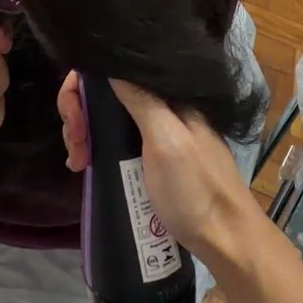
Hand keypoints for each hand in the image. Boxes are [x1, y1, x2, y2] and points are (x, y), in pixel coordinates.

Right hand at [57, 72, 258, 264]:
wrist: (226, 243)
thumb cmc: (196, 189)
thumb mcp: (167, 142)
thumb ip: (141, 99)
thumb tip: (111, 60)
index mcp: (165, 93)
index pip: (114, 69)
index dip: (84, 86)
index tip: (75, 117)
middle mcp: (157, 105)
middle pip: (104, 92)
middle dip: (79, 113)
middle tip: (75, 146)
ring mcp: (151, 131)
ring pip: (104, 116)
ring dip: (82, 133)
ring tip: (79, 162)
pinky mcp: (146, 155)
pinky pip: (111, 138)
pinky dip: (93, 147)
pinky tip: (85, 165)